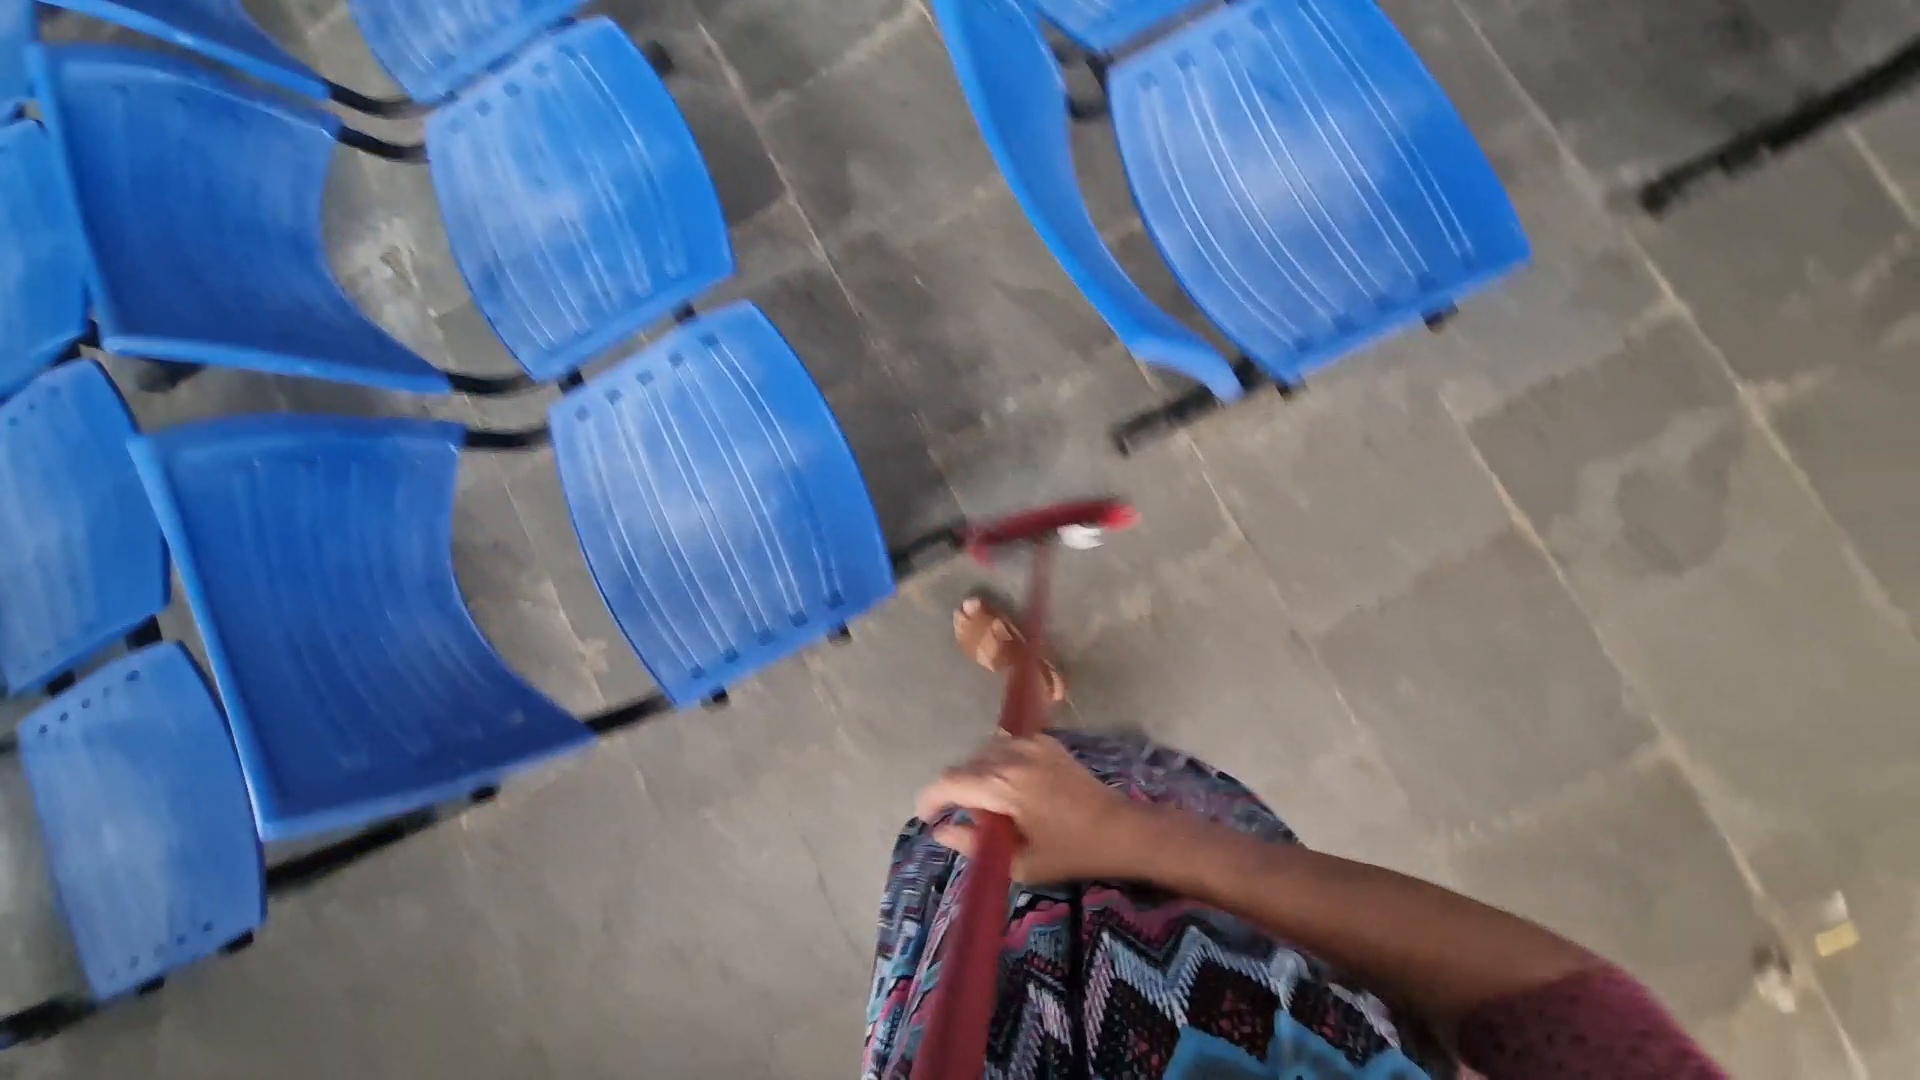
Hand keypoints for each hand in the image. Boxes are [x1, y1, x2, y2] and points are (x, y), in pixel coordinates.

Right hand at [914, 735, 1150, 883]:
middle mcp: (1012, 755)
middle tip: (958, 819)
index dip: (930, 799)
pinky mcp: (1046, 741)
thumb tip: (942, 831)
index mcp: (1002, 784)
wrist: (1121, 829)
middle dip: (953, 789)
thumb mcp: (1019, 862)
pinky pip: (1006, 745)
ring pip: (983, 752)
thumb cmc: (1072, 852)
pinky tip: (1008, 788)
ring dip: (974, 774)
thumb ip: (973, 844)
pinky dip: (996, 762)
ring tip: (985, 806)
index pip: (949, 782)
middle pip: (964, 765)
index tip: (926, 819)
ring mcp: (1030, 743)